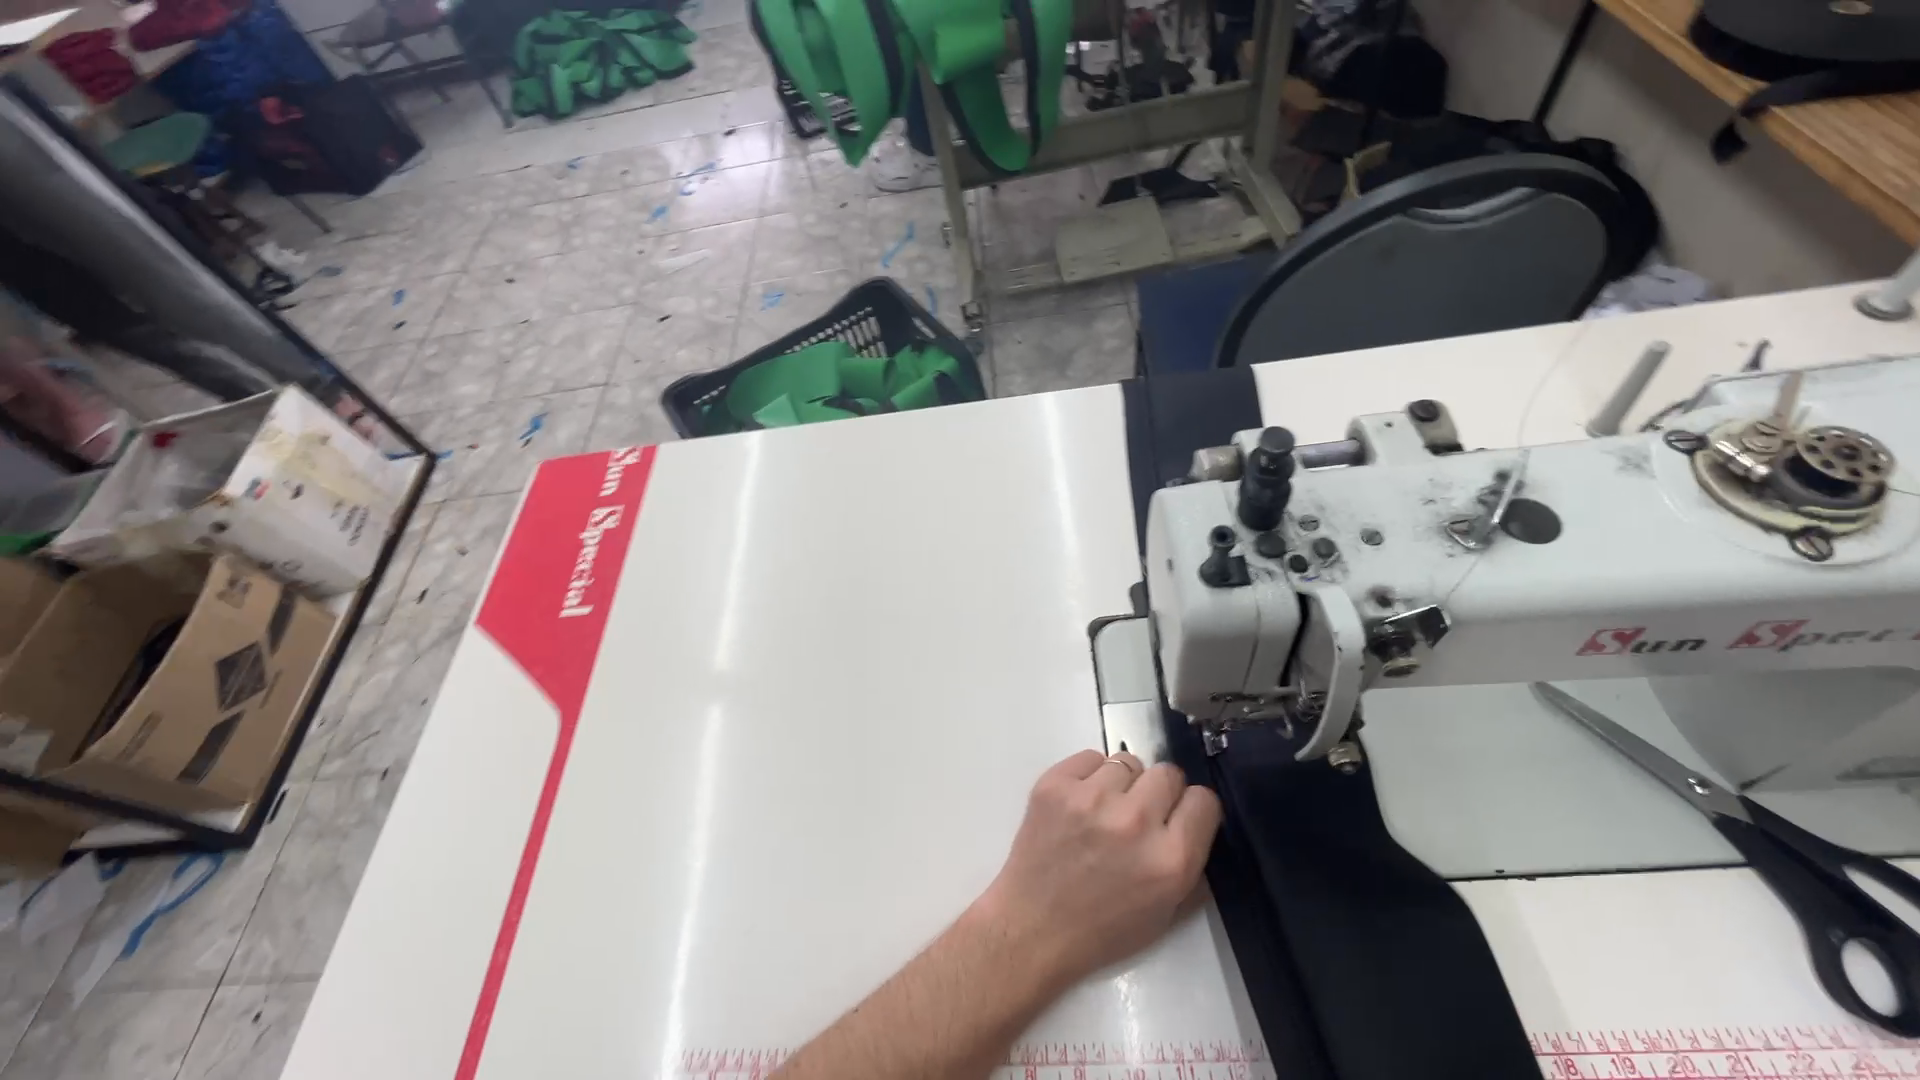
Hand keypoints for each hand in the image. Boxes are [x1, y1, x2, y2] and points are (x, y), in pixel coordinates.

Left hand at [966, 749, 1222, 996]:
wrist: (1033, 928)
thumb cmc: (1103, 929)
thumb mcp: (1168, 912)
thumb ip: (1193, 862)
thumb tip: (1200, 821)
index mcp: (1171, 858)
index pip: (1204, 800)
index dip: (1192, 810)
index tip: (1178, 820)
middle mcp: (1136, 821)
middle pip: (1168, 773)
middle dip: (1159, 794)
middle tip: (1139, 816)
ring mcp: (1092, 798)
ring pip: (1127, 762)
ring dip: (1122, 784)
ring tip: (1104, 812)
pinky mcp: (1055, 784)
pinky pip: (1089, 757)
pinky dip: (1088, 776)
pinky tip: (1079, 805)